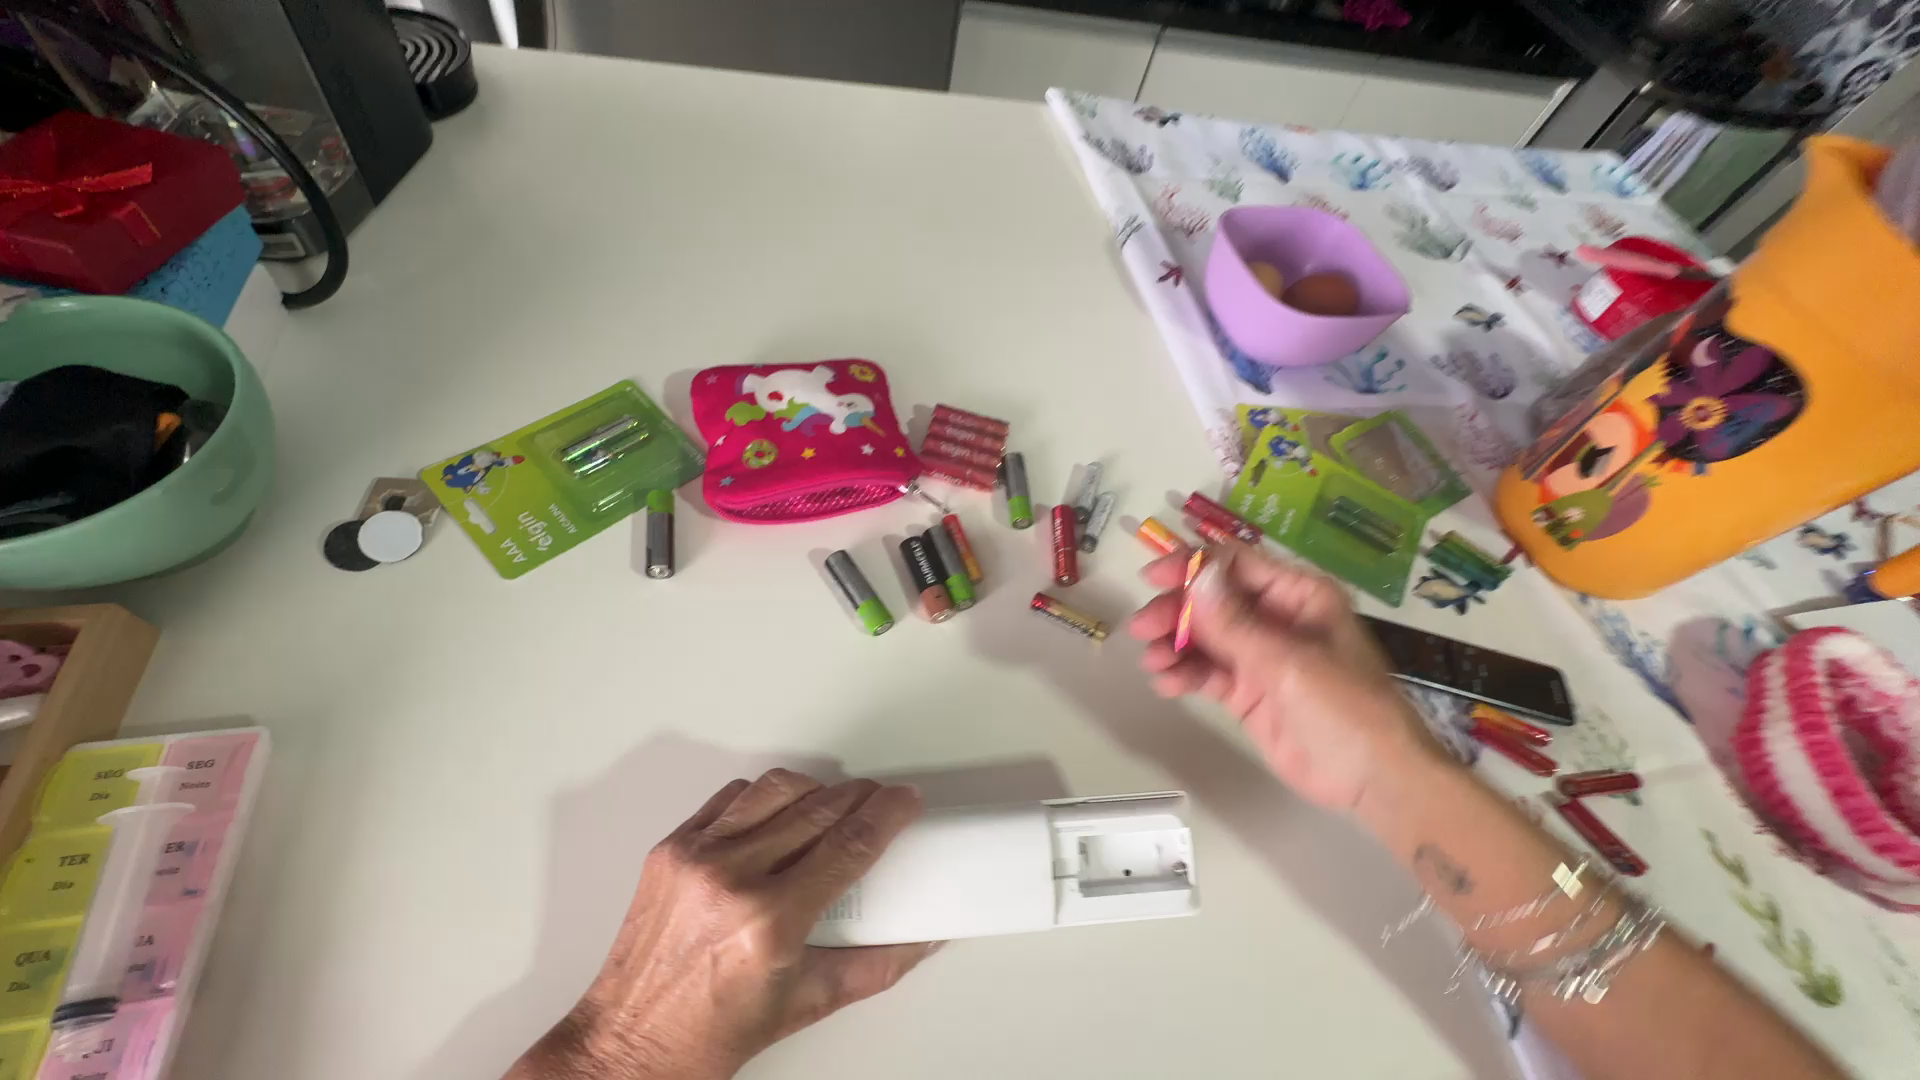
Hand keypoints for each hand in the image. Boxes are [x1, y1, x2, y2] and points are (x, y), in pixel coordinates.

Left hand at [507, 770, 935, 1079]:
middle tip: (878, 801)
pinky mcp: (671, 848)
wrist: (627, 1045)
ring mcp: (696, 857)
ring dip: (816, 790)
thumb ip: (875, 966)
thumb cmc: (710, 1034)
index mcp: (770, 923)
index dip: (888, 814)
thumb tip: (922, 939)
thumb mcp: (806, 1004)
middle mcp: (731, 879)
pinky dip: (764, 797)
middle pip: (820, 808)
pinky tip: (778, 813)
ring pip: (776, 788)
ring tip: (832, 804)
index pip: (849, 844)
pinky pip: (731, 797)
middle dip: (861, 796)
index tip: (906, 801)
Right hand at [1128, 544, 1444, 812]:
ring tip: (1153, 662)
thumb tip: (1194, 576)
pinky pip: (1205, 672)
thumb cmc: (1346, 708)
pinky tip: (1166, 683)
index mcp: (1297, 596)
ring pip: (1203, 637)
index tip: (1154, 577)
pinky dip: (1183, 674)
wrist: (1374, 780)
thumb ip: (1235, 623)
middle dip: (1175, 611)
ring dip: (1173, 644)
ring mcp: (1258, 656)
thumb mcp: (1289, 661)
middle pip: (1211, 601)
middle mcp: (1274, 618)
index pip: (1235, 565)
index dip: (1192, 566)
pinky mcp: (1246, 691)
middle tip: (1142, 628)